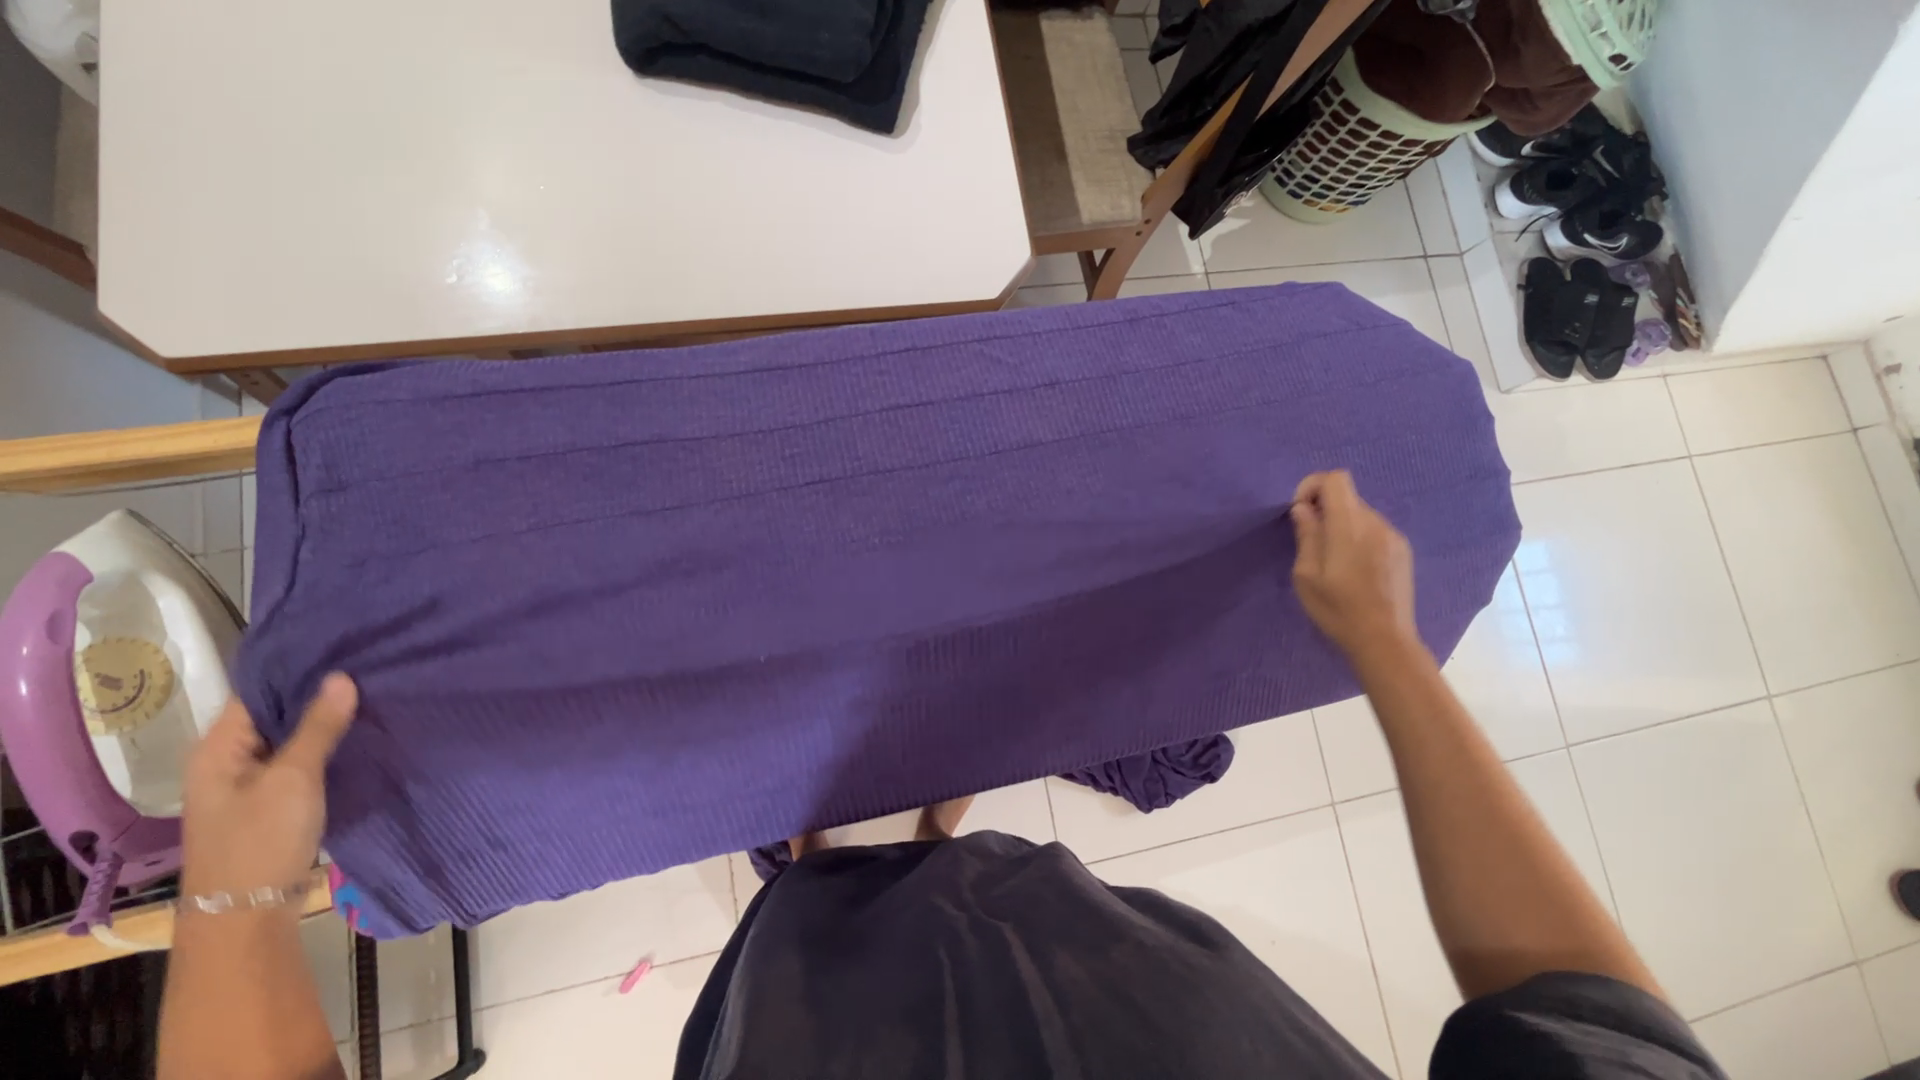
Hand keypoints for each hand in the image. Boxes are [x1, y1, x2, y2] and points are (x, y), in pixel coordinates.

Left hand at [181, 674, 356, 900]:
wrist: (247, 916)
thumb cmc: (260, 841)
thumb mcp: (294, 779)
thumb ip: (318, 727)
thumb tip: (340, 676)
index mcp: (218, 748)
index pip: (258, 691)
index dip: (297, 669)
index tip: (344, 648)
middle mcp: (228, 761)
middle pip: (275, 715)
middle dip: (318, 695)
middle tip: (370, 668)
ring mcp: (249, 785)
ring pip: (291, 741)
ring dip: (325, 725)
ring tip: (373, 697)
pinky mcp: (272, 805)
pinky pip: (300, 765)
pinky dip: (326, 751)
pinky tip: (360, 739)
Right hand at [1289, 470, 1417, 658]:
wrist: (1384, 640)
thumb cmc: (1337, 610)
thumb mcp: (1307, 575)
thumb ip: (1307, 535)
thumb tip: (1304, 509)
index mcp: (1349, 525)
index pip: (1335, 479)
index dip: (1312, 486)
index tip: (1300, 512)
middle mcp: (1376, 523)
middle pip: (1347, 497)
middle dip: (1324, 510)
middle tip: (1311, 542)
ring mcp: (1393, 537)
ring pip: (1360, 515)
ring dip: (1341, 525)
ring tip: (1332, 560)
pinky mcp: (1403, 551)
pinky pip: (1374, 531)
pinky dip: (1358, 538)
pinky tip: (1354, 570)